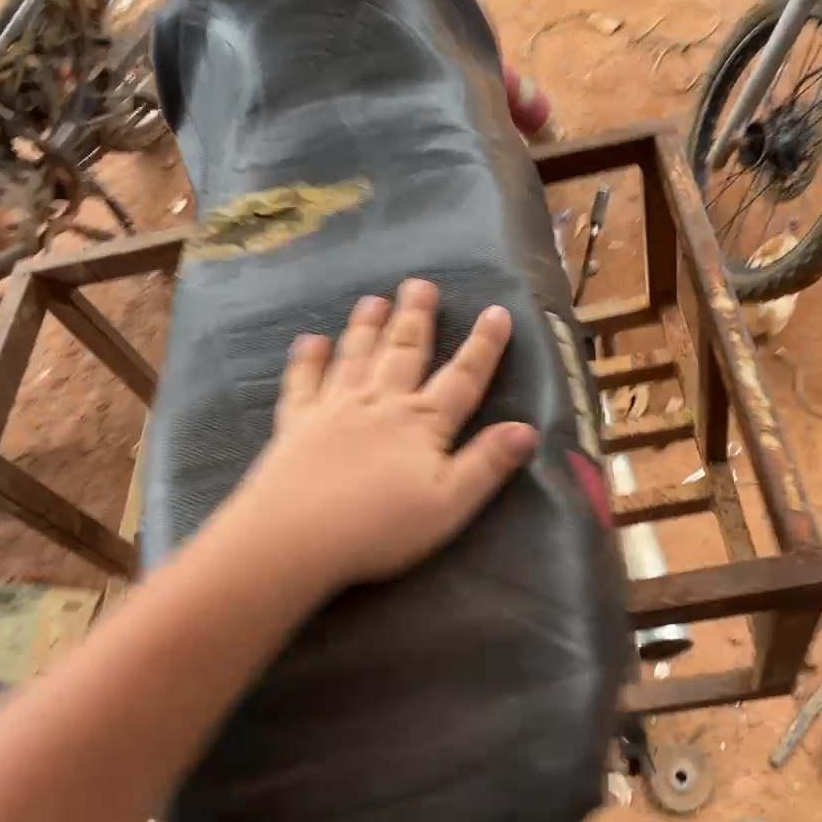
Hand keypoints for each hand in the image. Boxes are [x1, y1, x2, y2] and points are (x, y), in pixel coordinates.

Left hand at [222, 278, 537, 591]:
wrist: (294, 537)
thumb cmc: (379, 527)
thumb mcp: (449, 505)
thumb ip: (487, 464)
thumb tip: (527, 429)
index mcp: (422, 425)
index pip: (462, 379)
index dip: (483, 347)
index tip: (496, 312)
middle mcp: (380, 405)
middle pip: (403, 354)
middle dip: (415, 319)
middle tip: (419, 284)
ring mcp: (335, 409)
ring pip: (355, 358)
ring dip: (366, 327)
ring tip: (373, 300)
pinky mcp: (296, 424)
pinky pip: (302, 383)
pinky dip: (307, 360)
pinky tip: (309, 341)